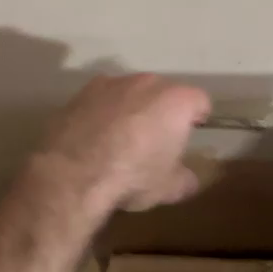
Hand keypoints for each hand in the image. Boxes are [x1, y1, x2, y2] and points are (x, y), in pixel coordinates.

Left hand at [32, 74, 211, 211]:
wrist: (72, 174)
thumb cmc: (133, 177)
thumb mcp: (170, 188)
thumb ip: (185, 179)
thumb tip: (187, 180)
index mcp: (177, 101)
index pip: (200, 102)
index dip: (197, 118)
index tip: (190, 135)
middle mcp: (146, 83)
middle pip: (164, 92)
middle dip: (163, 112)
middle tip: (157, 140)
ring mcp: (110, 83)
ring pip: (131, 93)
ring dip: (132, 110)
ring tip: (122, 140)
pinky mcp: (80, 93)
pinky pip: (102, 101)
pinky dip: (103, 114)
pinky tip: (95, 139)